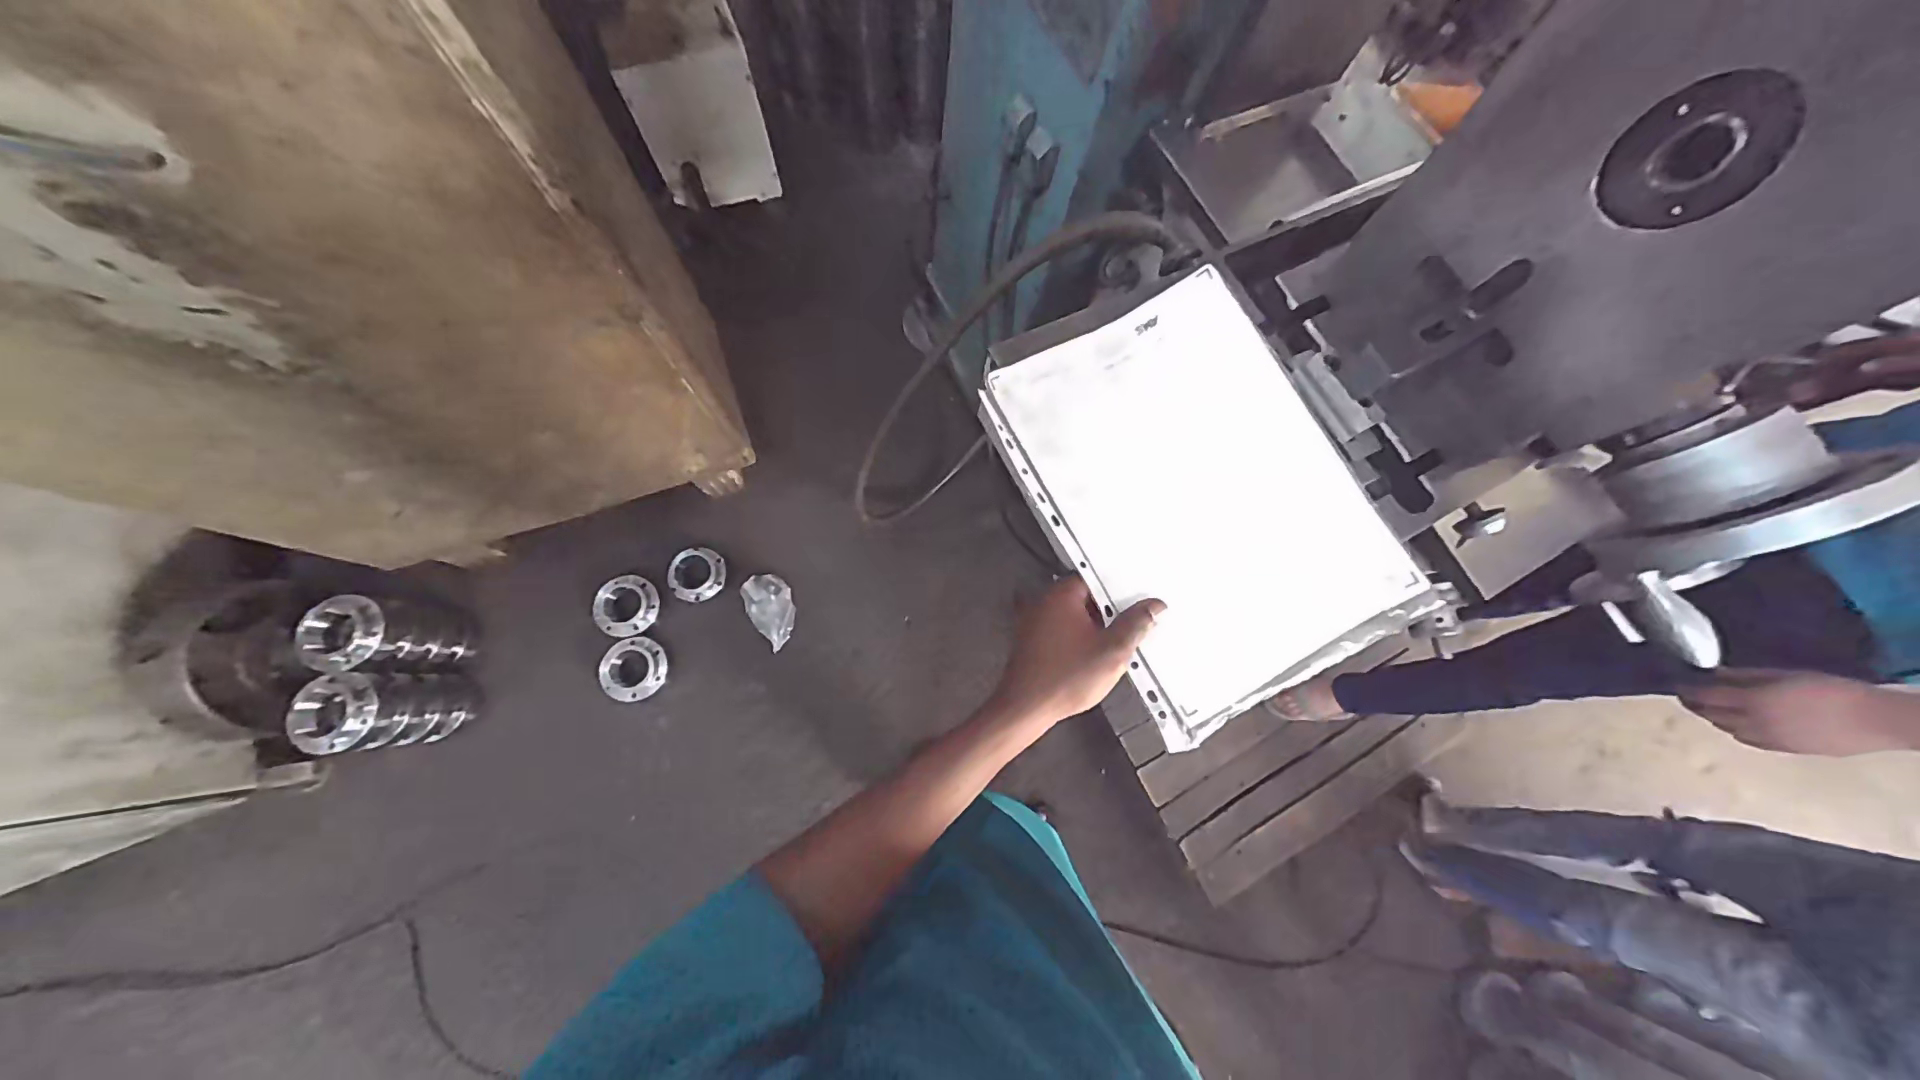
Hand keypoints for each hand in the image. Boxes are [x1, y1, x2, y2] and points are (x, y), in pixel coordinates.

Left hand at [985, 578, 1164, 727]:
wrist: (1027, 707)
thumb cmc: (1064, 678)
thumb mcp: (1112, 650)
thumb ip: (1135, 624)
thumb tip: (1153, 607)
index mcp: (1061, 595)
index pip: (1096, 578)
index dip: (1118, 592)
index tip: (1134, 604)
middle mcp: (1042, 602)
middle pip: (1084, 597)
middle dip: (1106, 612)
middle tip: (1123, 630)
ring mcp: (1033, 621)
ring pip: (1073, 616)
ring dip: (1091, 628)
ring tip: (1106, 649)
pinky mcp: (1030, 641)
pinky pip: (1060, 631)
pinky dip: (1075, 640)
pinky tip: (1087, 659)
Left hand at [1679, 668, 1919, 754]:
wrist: (1876, 720)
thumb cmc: (1832, 690)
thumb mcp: (1784, 675)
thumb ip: (1745, 676)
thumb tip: (1714, 673)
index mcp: (1751, 701)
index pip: (1705, 696)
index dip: (1687, 690)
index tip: (1677, 684)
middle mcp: (1753, 722)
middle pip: (1710, 714)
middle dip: (1694, 704)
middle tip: (1687, 696)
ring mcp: (1768, 738)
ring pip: (1725, 728)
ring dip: (1713, 717)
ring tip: (1709, 707)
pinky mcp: (1784, 750)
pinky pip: (1747, 740)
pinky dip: (1734, 730)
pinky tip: (1736, 723)